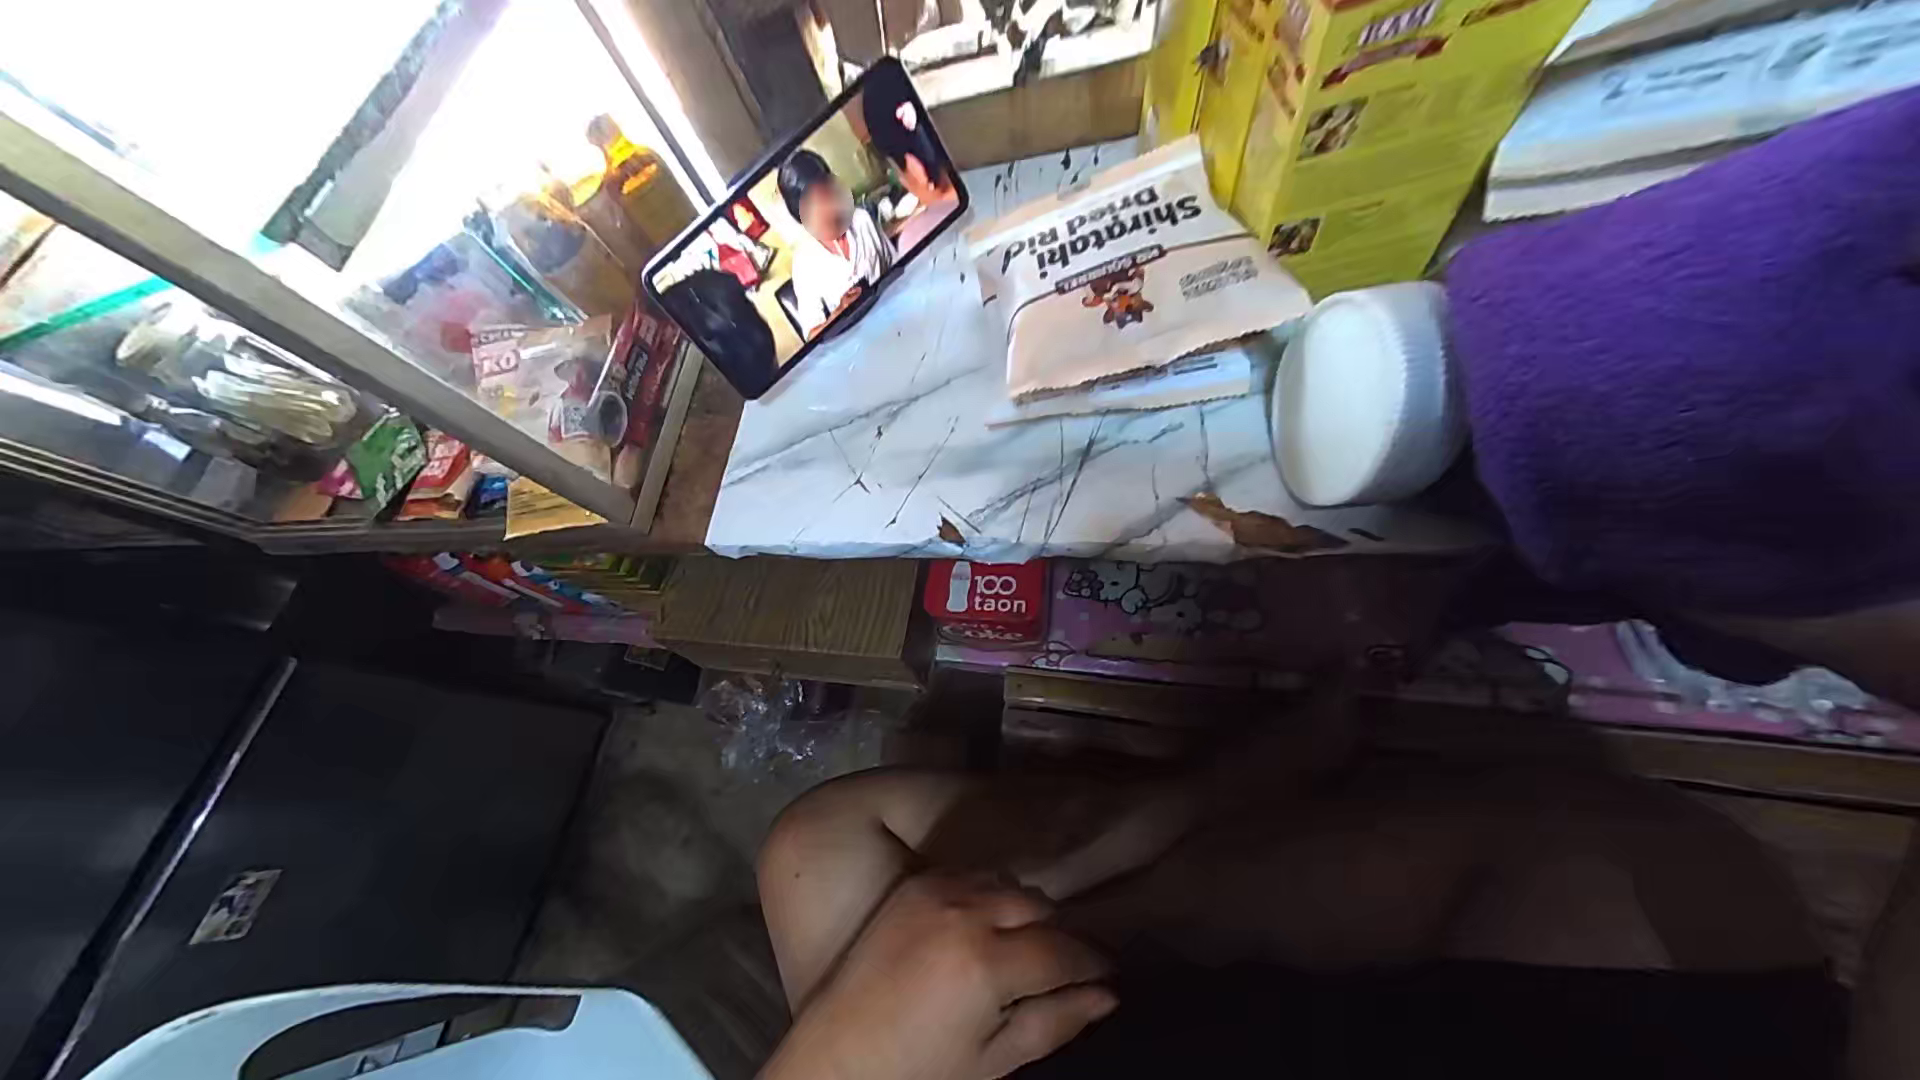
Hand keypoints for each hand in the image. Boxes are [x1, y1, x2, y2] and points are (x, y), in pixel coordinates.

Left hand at [761, 872, 1115, 1079]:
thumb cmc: (920, 1073)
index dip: (1092, 961)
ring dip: (1022, 908)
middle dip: (1056, 935)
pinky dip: (987, 893)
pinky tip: (980, 923)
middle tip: (1057, 965)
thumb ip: (1055, 1021)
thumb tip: (1109, 996)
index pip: (1063, 950)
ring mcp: (937, 890)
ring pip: (1007, 882)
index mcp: (986, 965)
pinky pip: (971, 874)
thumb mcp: (994, 1061)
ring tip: (1018, 943)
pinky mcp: (916, 884)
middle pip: (1039, 905)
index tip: (1106, 971)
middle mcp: (965, 912)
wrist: (838, 1056)